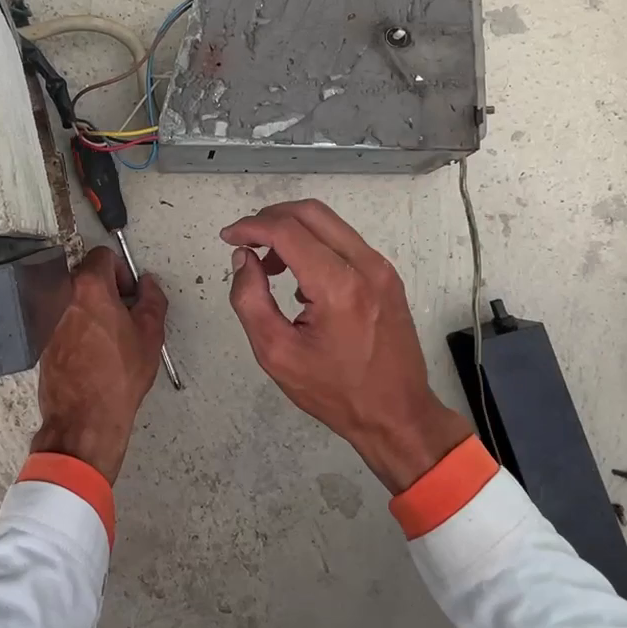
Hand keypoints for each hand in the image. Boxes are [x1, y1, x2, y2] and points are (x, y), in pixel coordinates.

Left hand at [29, 245, 167, 483]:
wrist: (85, 417)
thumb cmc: (115, 379)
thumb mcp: (150, 334)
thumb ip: (152, 299)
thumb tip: (149, 286)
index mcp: (89, 288)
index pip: (103, 255)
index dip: (122, 270)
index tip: (129, 290)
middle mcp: (62, 296)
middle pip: (86, 274)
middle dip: (106, 287)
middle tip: (123, 312)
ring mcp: (48, 317)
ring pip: (72, 297)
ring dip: (90, 306)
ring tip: (109, 335)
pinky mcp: (42, 338)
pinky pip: (61, 318)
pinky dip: (76, 324)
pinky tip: (93, 349)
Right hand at [221, 200, 473, 494]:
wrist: (399, 415)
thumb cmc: (335, 392)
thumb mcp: (276, 354)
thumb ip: (250, 300)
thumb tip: (243, 258)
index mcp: (338, 286)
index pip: (286, 230)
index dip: (250, 227)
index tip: (228, 238)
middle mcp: (364, 266)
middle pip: (309, 212)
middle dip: (269, 218)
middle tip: (244, 241)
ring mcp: (380, 268)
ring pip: (328, 222)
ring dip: (291, 229)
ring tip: (268, 263)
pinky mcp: (386, 275)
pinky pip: (343, 240)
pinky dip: (313, 243)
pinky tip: (299, 278)